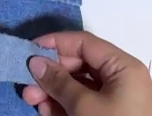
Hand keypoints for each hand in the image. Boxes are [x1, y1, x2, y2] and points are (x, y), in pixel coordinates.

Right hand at [21, 31, 151, 115]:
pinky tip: (46, 111)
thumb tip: (35, 61)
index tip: (30, 50)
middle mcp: (123, 80)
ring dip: (54, 92)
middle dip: (52, 75)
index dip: (55, 44)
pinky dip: (65, 106)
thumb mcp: (84, 107)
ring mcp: (118, 102)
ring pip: (80, 87)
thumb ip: (59, 82)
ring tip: (31, 99)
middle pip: (81, 65)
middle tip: (27, 83)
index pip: (85, 43)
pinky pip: (85, 105)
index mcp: (124, 68)